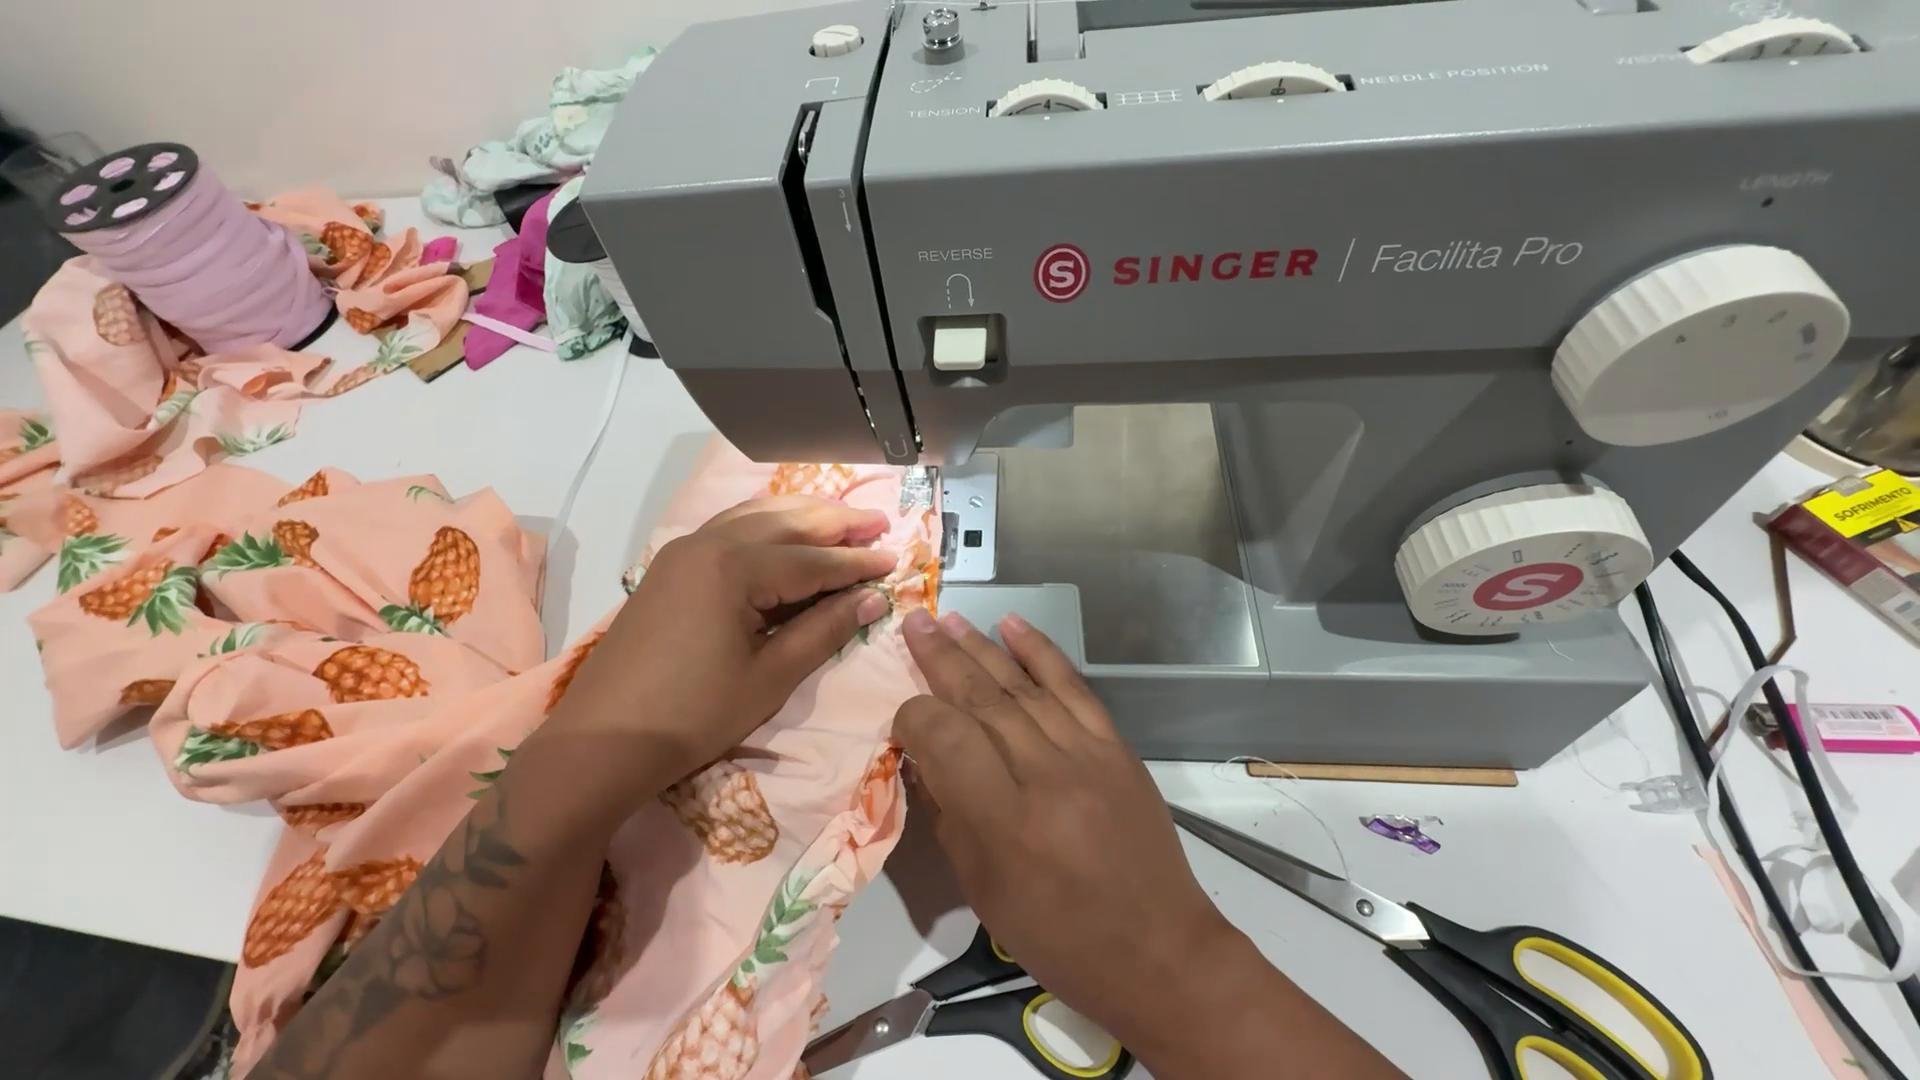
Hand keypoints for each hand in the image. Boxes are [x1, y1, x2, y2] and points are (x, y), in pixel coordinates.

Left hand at [551, 497, 896, 798]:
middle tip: (879, 522)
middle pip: (785, 522)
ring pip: (754, 517)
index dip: (858, 562)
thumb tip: (874, 598)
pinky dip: (765, 525)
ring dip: (801, 516)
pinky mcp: (670, 566)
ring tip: (841, 518)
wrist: (602, 742)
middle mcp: (708, 543)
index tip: (897, 559)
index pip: (813, 559)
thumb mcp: (771, 676)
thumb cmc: (694, 715)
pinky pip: (728, 529)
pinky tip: (784, 531)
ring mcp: (683, 550)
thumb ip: (826, 629)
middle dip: (835, 522)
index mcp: (734, 568)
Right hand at [891, 610, 1246, 1055]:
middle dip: (942, 658)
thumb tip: (924, 757)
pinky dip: (1041, 653)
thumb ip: (950, 815)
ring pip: (1024, 687)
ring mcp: (1088, 755)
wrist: (1159, 950)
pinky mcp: (1117, 746)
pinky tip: (1013, 625)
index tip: (901, 717)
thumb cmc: (1059, 936)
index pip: (947, 739)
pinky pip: (1074, 688)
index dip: (915, 718)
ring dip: (982, 648)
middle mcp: (1048, 776)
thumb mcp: (984, 891)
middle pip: (984, 701)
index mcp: (1007, 823)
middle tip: (915, 624)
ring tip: (950, 620)